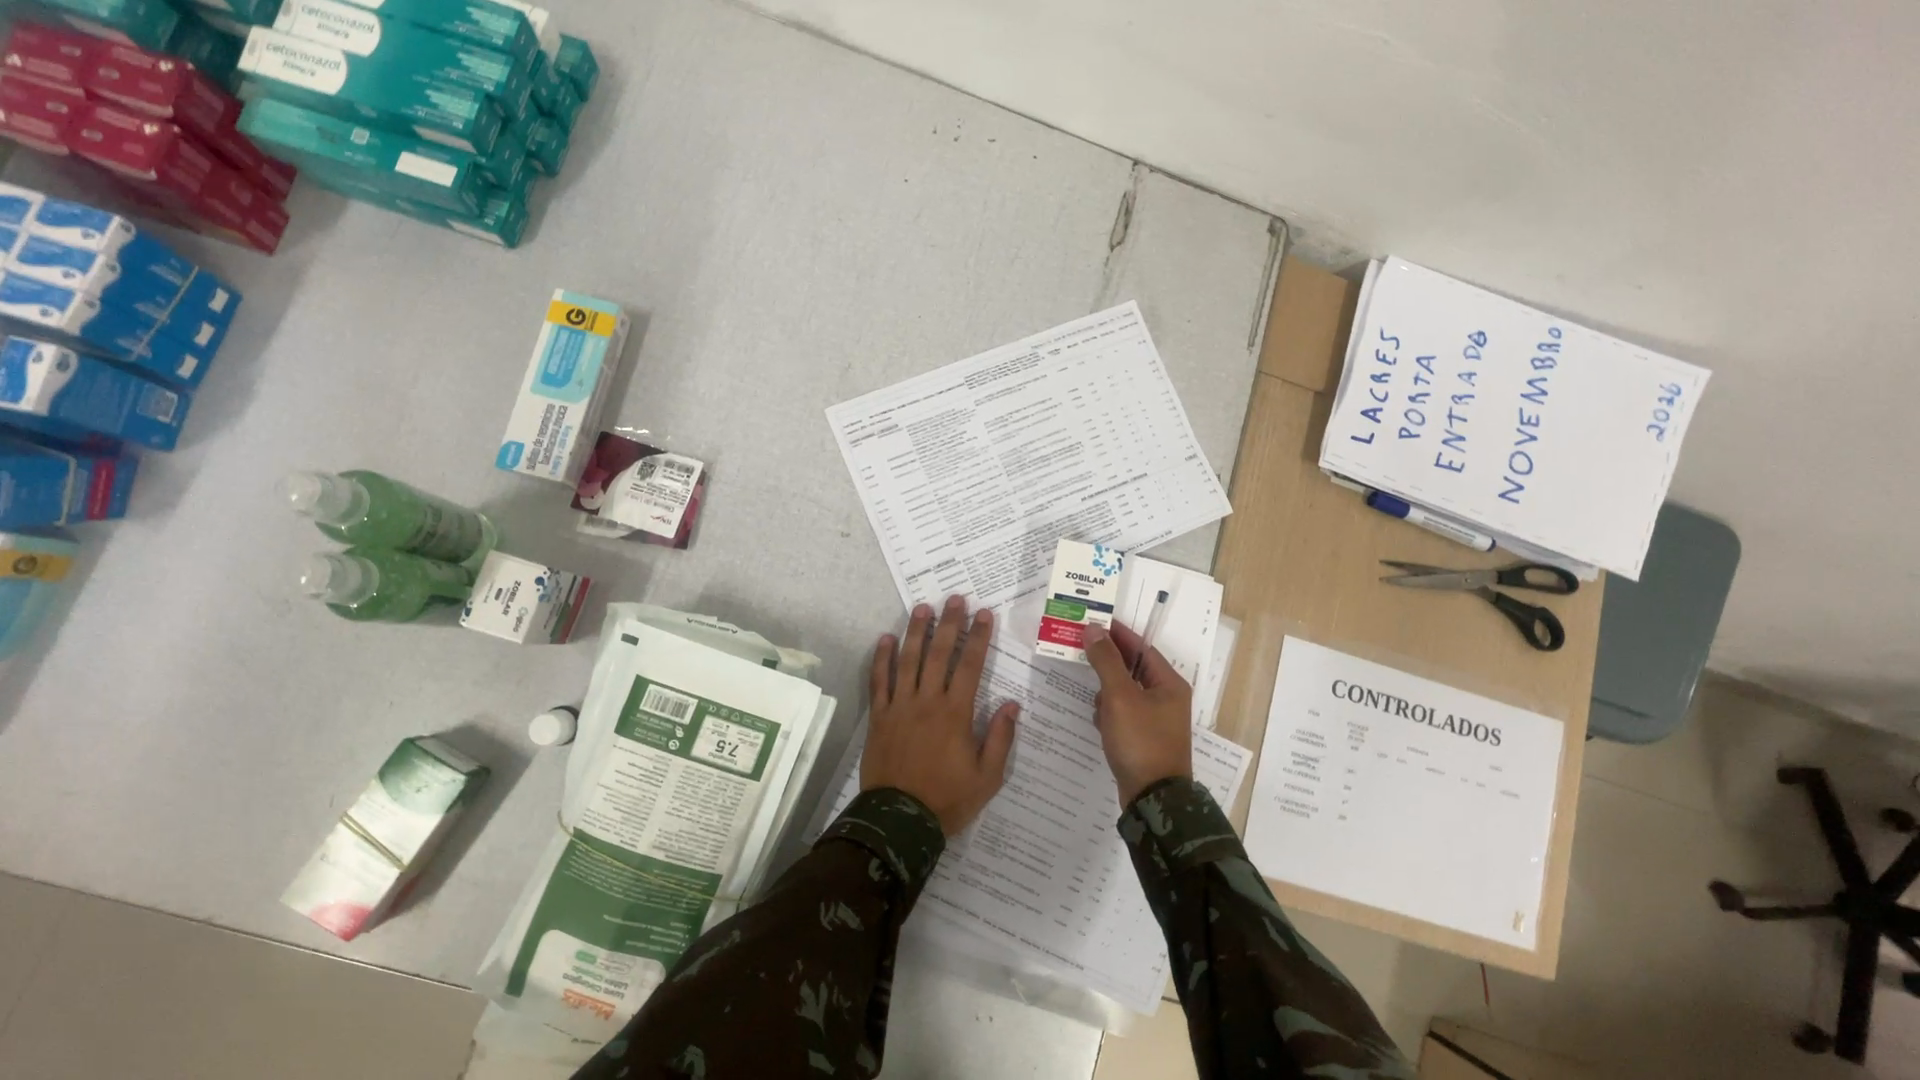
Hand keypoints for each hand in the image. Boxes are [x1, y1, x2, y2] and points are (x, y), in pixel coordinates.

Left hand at [862, 596, 1019, 834]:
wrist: (900, 819)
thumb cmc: (948, 799)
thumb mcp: (988, 776)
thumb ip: (1000, 738)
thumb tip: (1012, 705)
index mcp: (956, 713)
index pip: (971, 665)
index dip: (979, 637)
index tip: (984, 614)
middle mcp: (927, 701)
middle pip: (939, 653)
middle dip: (949, 623)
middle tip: (954, 598)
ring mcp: (899, 707)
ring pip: (907, 660)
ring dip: (915, 631)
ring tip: (922, 607)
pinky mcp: (878, 717)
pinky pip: (879, 681)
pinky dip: (881, 659)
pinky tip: (884, 639)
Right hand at [1083, 621, 1192, 806]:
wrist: (1153, 798)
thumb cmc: (1140, 741)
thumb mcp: (1119, 697)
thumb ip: (1106, 661)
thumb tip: (1093, 629)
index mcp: (1168, 684)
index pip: (1141, 647)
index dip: (1117, 633)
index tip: (1093, 621)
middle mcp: (1167, 698)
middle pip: (1132, 669)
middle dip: (1107, 666)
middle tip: (1080, 652)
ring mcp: (1156, 720)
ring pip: (1124, 693)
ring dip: (1107, 695)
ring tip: (1096, 705)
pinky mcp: (1144, 738)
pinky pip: (1122, 715)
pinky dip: (1109, 715)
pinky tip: (1099, 724)